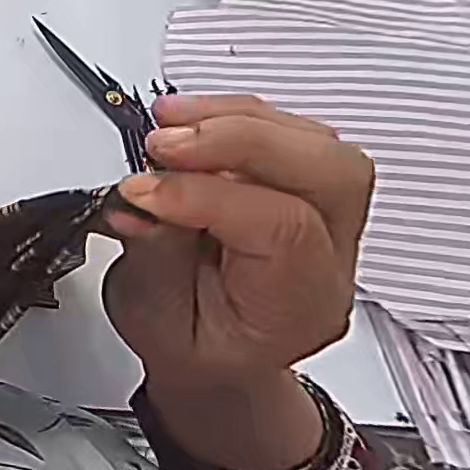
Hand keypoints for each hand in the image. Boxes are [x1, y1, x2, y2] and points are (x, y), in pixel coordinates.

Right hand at [101, 95, 373, 468]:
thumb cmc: (188, 345)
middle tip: (163, 143)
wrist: (211, 352)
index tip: (138, 191)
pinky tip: (188, 121)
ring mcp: (325, 218)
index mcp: (298, 304)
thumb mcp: (153, 317)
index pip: (281, 229)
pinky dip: (234, 116)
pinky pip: (288, 132)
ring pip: (314, 142)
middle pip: (328, 172)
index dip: (203, 196)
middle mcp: (330, 257)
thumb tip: (141, 199)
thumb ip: (153, 254)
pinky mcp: (298, 186)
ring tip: (168, 123)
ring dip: (235, 120)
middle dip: (239, 141)